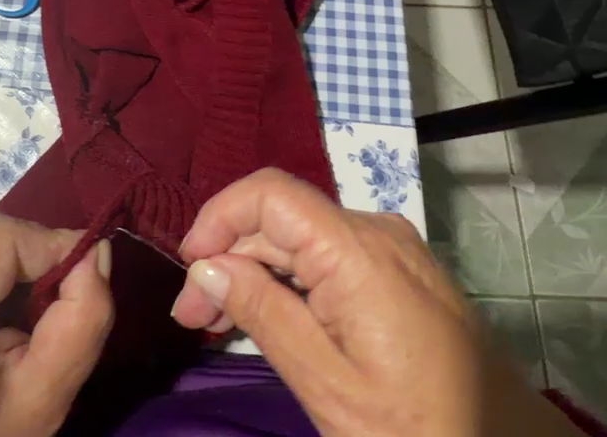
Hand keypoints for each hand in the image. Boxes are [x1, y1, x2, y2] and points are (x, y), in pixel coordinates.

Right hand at [170, 169, 580, 436]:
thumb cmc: (418, 427)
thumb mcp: (328, 384)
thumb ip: (263, 315)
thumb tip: (205, 266)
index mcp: (357, 250)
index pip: (269, 194)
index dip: (218, 217)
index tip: (189, 270)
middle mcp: (375, 231)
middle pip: (281, 220)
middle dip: (228, 257)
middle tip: (192, 317)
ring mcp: (392, 249)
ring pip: (302, 239)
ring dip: (256, 272)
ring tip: (219, 322)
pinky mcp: (399, 271)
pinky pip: (330, 258)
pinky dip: (291, 281)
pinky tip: (270, 317)